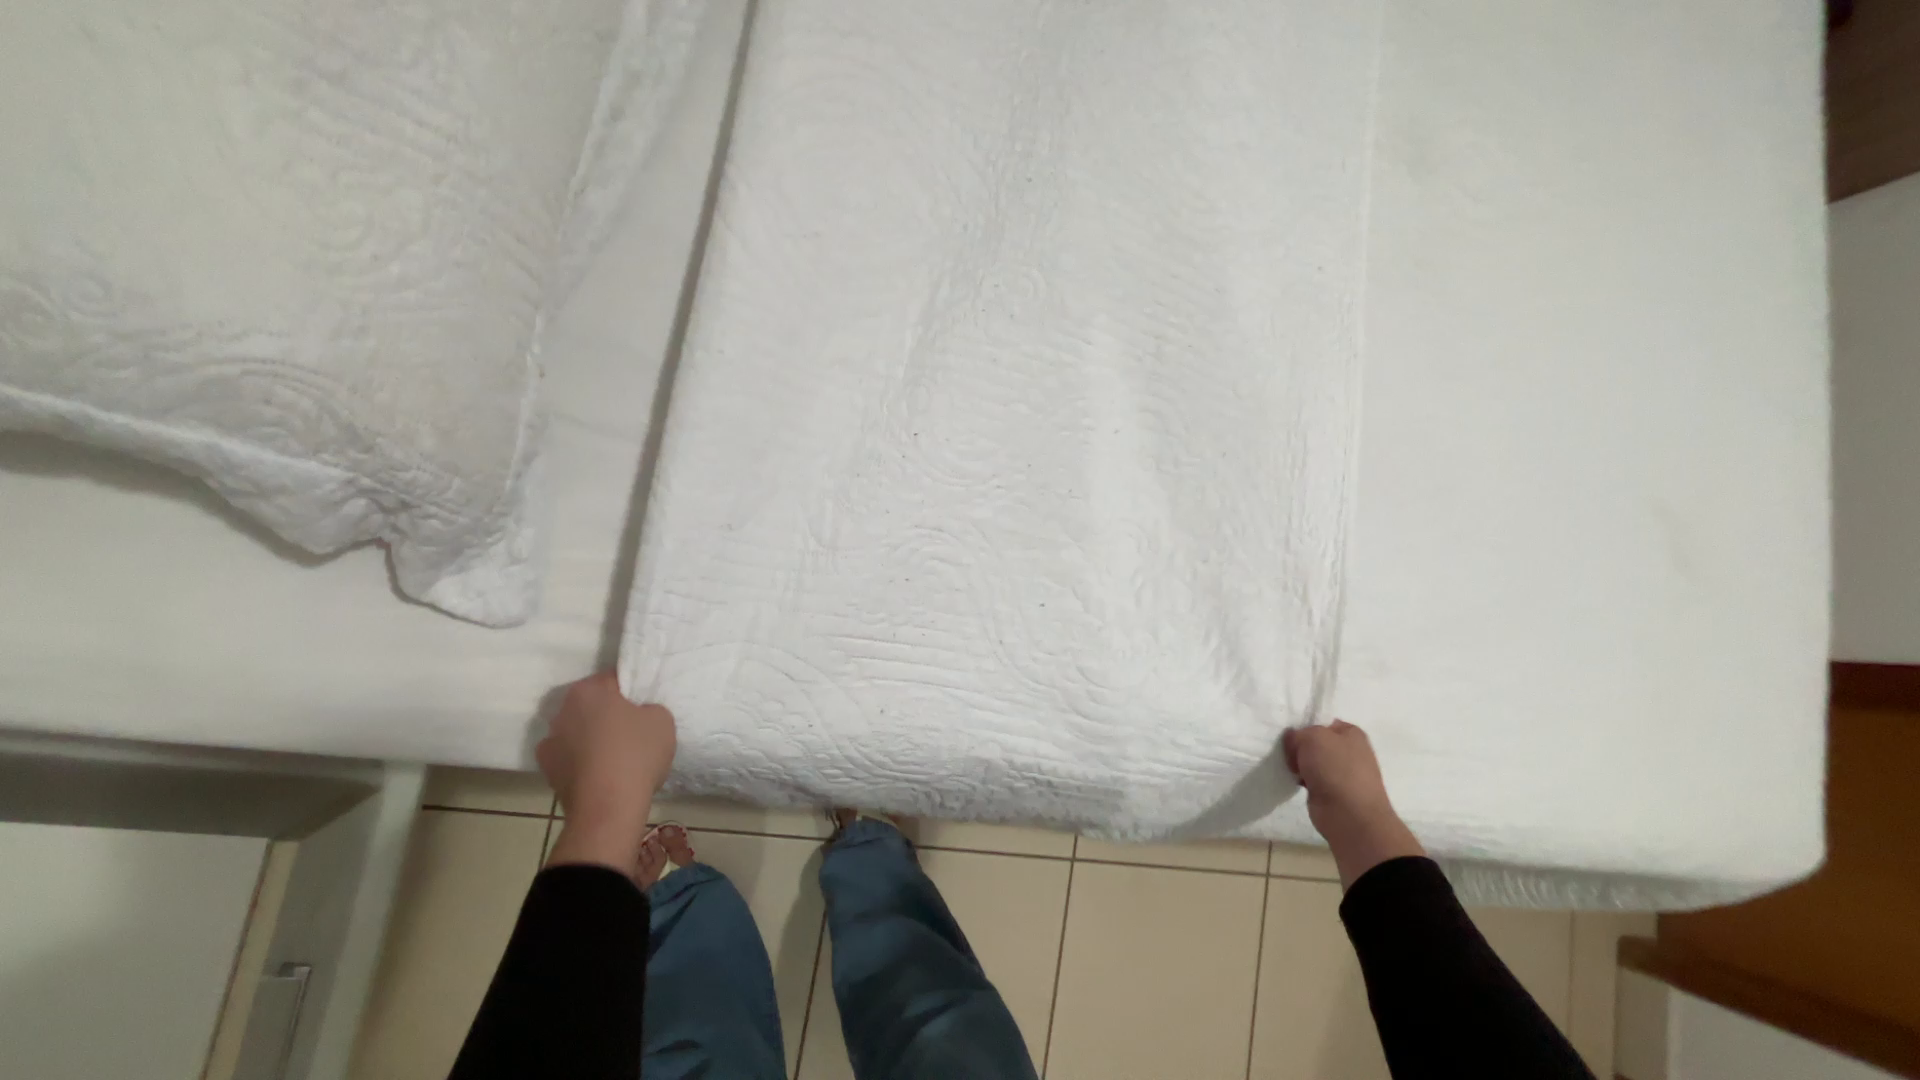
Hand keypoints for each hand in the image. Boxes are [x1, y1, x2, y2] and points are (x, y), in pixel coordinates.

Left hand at [539, 672, 676, 873]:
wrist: (608, 807)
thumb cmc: (637, 754)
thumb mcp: (662, 719)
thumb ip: (648, 708)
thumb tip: (637, 715)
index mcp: (588, 690)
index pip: (614, 679)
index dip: (632, 691)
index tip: (644, 707)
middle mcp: (562, 711)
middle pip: (591, 705)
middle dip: (607, 713)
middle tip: (632, 730)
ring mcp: (549, 741)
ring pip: (577, 731)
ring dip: (591, 738)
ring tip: (615, 757)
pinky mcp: (546, 770)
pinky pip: (569, 757)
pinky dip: (581, 762)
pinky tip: (600, 774)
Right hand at [1284, 720, 1423, 888]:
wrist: (1349, 814)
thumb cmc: (1335, 768)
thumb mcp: (1312, 737)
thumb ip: (1298, 733)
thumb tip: (1294, 741)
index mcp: (1351, 733)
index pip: (1322, 722)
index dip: (1305, 727)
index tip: (1292, 737)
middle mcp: (1349, 751)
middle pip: (1315, 742)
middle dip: (1299, 747)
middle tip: (1290, 755)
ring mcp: (1342, 772)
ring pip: (1311, 760)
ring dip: (1299, 764)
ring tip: (1292, 769)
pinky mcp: (1332, 791)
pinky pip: (1311, 778)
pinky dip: (1302, 779)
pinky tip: (1296, 782)